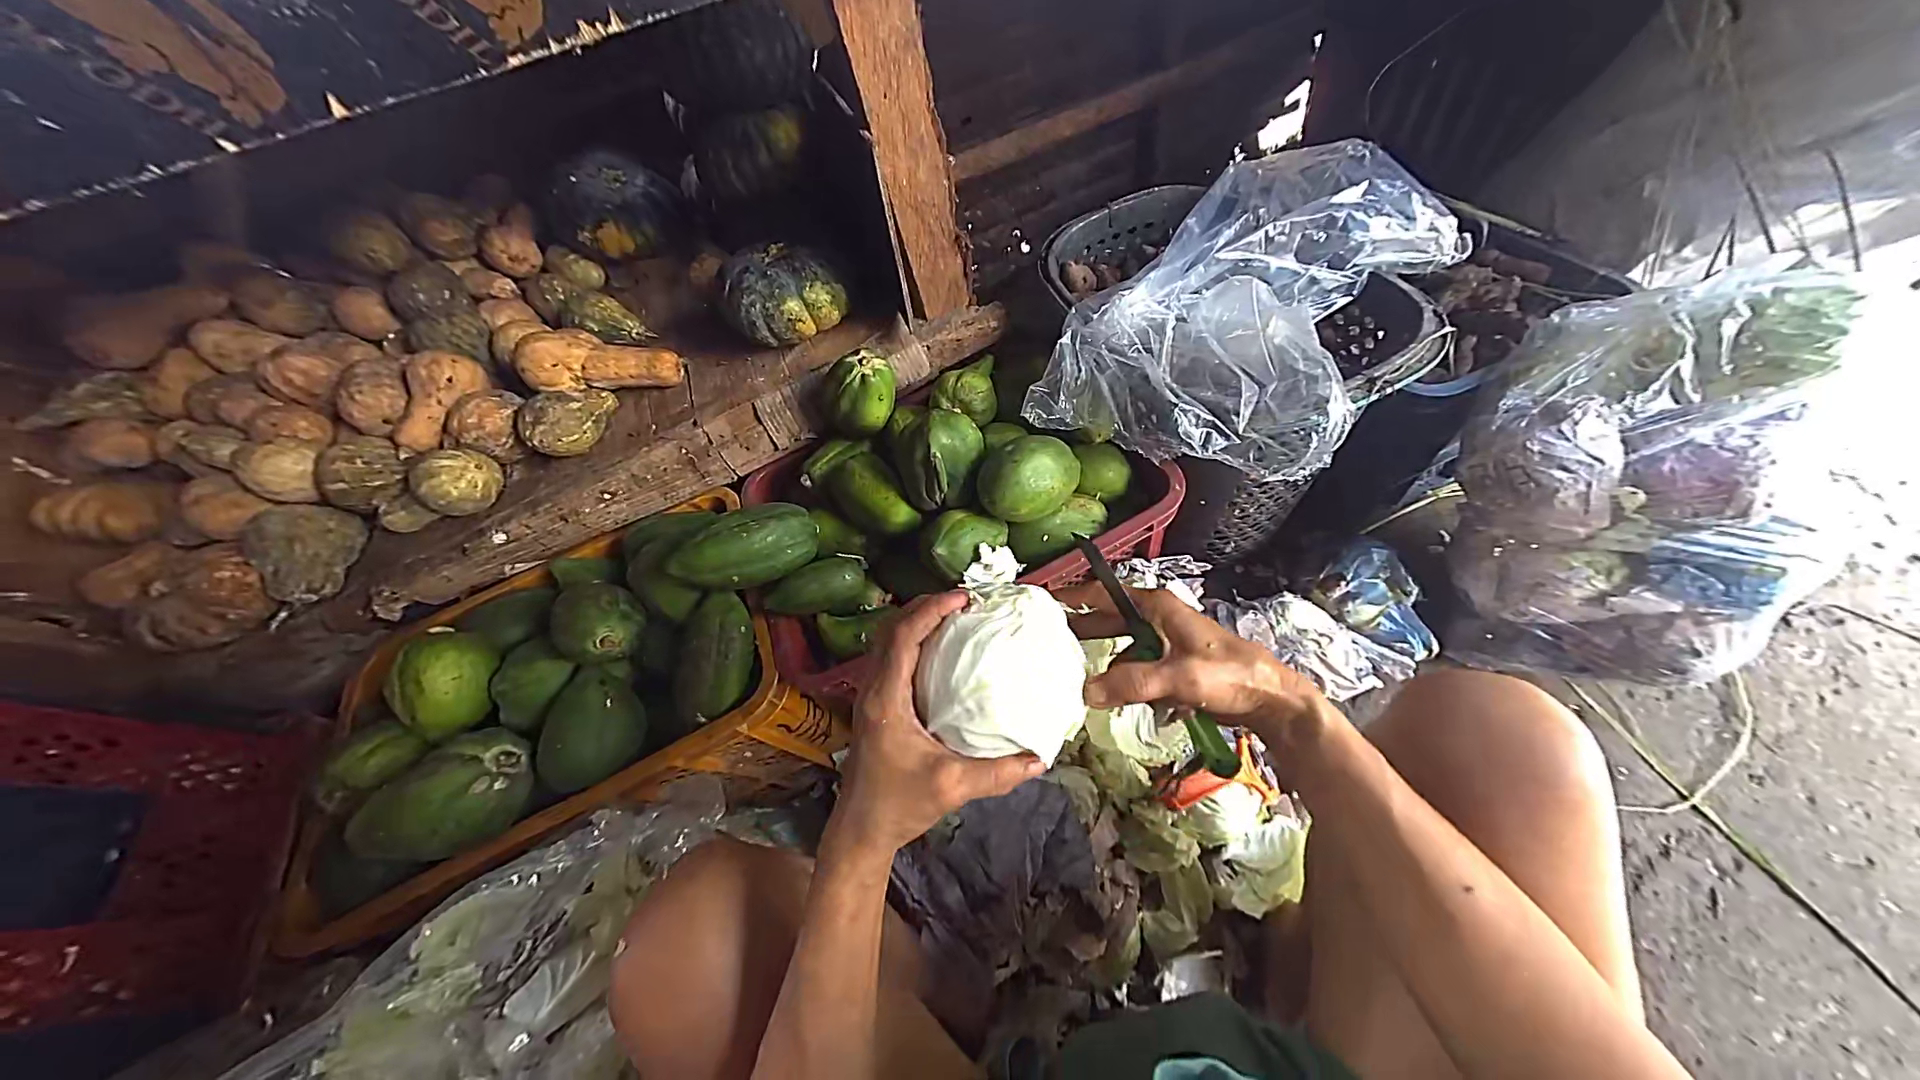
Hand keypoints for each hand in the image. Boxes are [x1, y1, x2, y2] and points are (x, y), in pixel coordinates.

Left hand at [833, 592, 1045, 855]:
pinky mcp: (876, 704)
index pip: (901, 638)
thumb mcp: (952, 787)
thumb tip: (1039, 758)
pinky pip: (891, 657)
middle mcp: (872, 689)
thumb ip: (998, 774)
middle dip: (924, 607)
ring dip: (916, 621)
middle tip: (962, 601)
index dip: (930, 611)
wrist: (861, 828)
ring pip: (887, 640)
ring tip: (953, 615)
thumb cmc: (899, 805)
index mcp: (886, 699)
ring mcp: (870, 695)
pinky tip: (940, 649)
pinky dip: (913, 640)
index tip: (961, 598)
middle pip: (890, 629)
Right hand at [1058, 581, 1325, 722]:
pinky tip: (1116, 698)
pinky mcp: (1173, 667)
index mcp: (1156, 607)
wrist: (1271, 699)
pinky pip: (1138, 670)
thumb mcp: (1178, 676)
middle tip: (1050, 641)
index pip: (1105, 593)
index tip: (1045, 601)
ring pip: (1123, 648)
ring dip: (1105, 663)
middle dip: (1082, 630)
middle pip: (1109, 620)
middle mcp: (1158, 619)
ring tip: (1078, 678)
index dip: (1074, 595)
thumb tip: (1086, 692)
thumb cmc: (1229, 675)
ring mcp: (1166, 643)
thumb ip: (1131, 683)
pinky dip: (1126, 682)